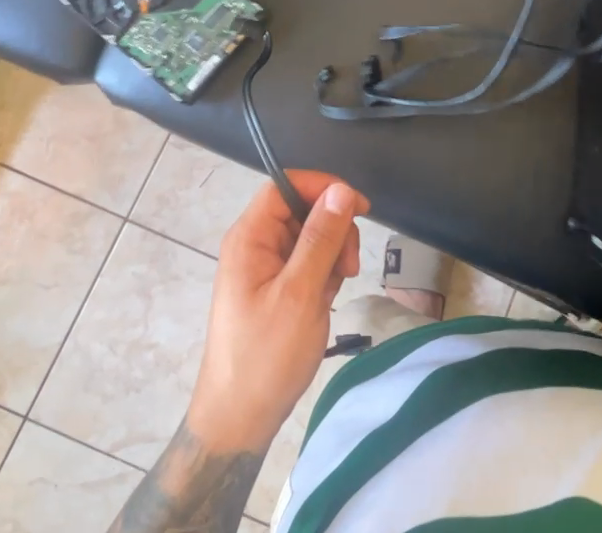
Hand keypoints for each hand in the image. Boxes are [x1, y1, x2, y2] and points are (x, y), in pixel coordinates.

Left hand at [187, 171, 368, 453]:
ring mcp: (265, 268)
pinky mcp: (276, 288)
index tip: (360, 207)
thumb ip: (322, 237)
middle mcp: (255, 245)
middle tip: (347, 268)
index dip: (324, 187)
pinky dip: (324, 276)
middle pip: (303, 209)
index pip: (285, 185)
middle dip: (333, 230)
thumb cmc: (267, 355)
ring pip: (311, 236)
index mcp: (249, 237)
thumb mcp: (300, 293)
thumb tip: (342, 190)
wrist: (242, 417)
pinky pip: (308, 263)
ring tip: (334, 291)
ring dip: (332, 256)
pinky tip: (325, 302)